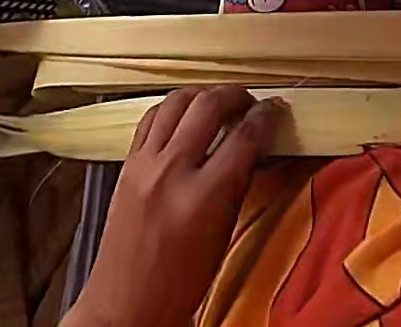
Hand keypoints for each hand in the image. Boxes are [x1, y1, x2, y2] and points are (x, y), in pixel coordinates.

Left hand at [63, 87, 281, 326]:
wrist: (124, 310)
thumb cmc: (184, 278)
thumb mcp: (225, 228)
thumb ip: (241, 176)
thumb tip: (257, 138)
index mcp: (203, 197)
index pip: (246, 135)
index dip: (268, 114)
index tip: (276, 108)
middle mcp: (171, 173)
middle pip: (210, 104)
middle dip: (237, 95)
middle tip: (248, 103)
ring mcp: (144, 166)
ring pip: (178, 101)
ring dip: (204, 94)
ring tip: (218, 102)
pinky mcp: (126, 166)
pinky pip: (152, 117)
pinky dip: (174, 107)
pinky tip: (186, 115)